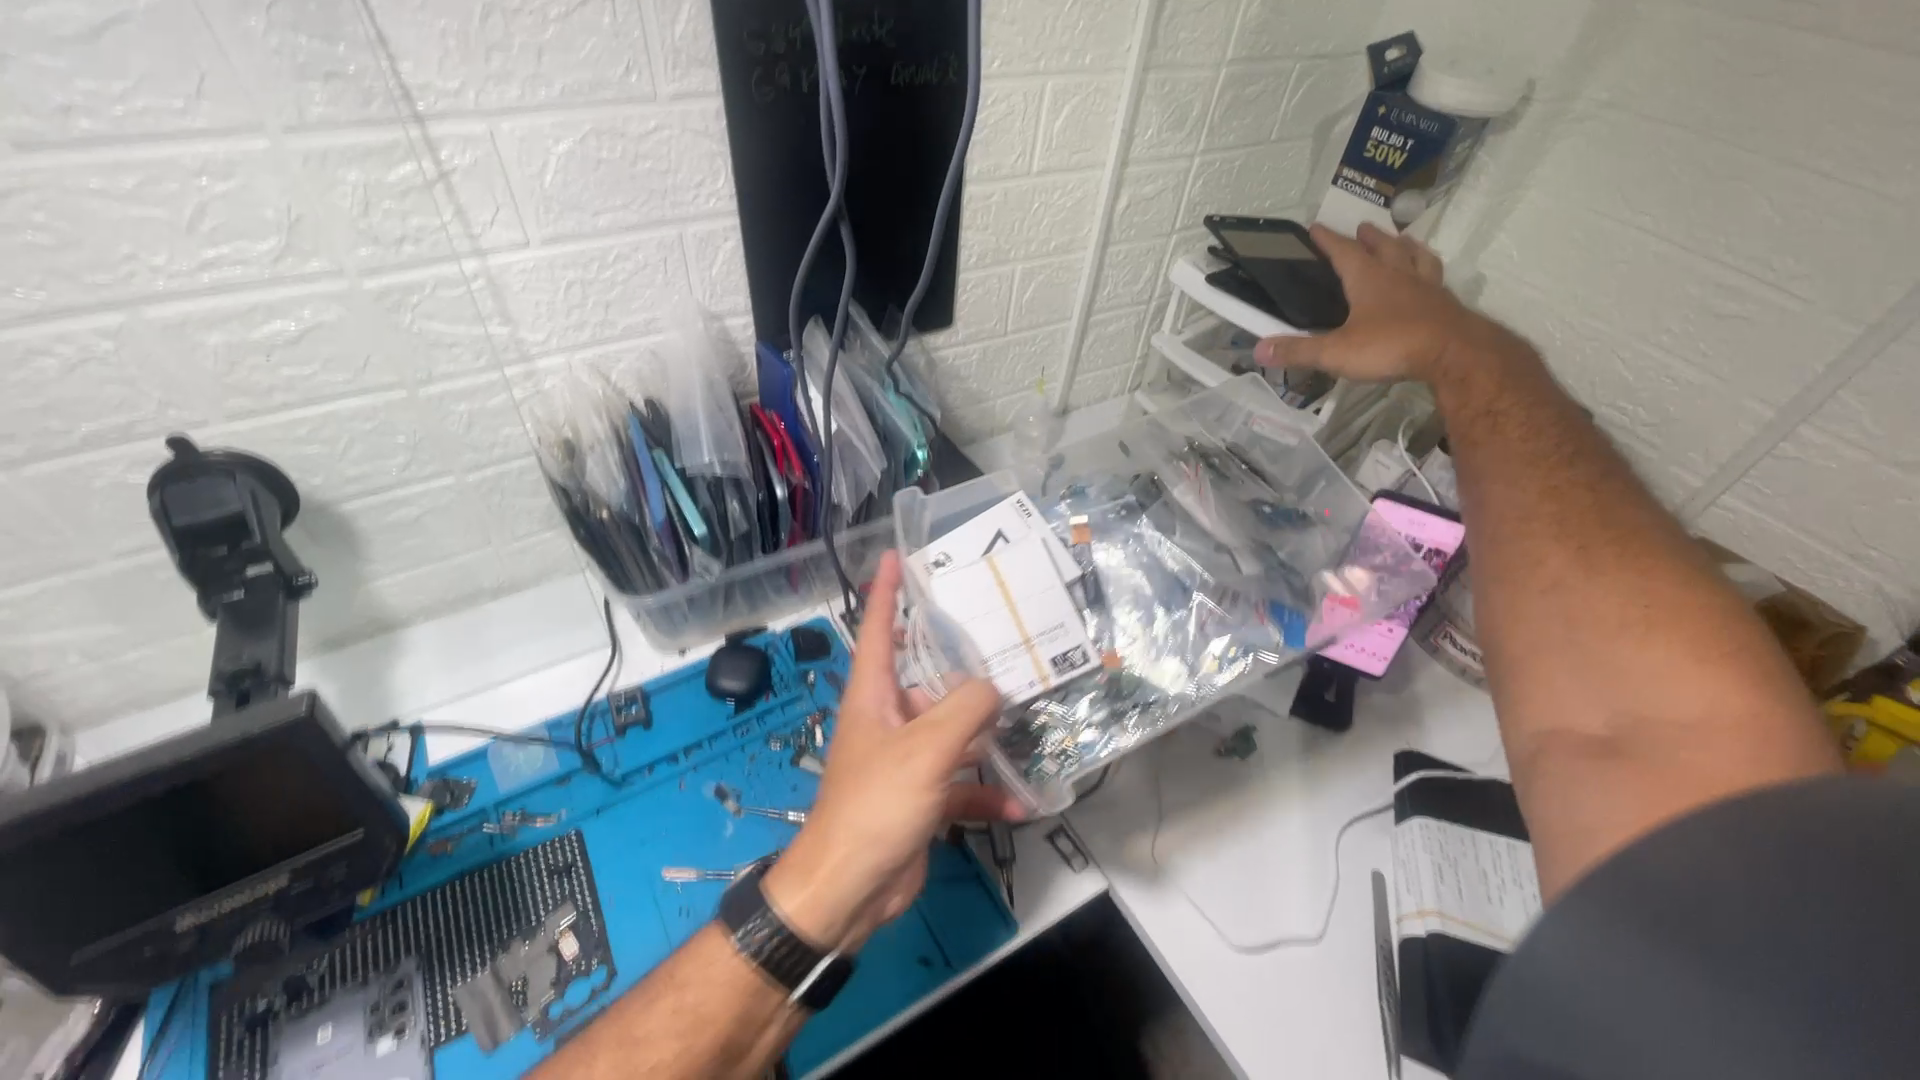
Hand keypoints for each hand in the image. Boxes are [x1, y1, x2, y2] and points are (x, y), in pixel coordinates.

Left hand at [761, 551, 1023, 953]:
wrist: (849, 890)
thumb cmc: (875, 805)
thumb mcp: (925, 749)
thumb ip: (965, 709)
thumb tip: (993, 687)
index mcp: (874, 695)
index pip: (879, 628)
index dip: (886, 590)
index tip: (897, 554)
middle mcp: (889, 719)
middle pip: (929, 678)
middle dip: (964, 665)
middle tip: (1006, 640)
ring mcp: (907, 759)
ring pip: (953, 731)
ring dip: (986, 733)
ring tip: (1030, 717)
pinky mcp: (923, 797)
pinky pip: (962, 783)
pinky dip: (987, 790)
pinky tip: (1021, 800)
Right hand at [1254, 223, 1495, 383]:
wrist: (1454, 354)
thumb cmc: (1391, 346)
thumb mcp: (1336, 352)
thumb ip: (1298, 350)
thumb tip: (1258, 349)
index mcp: (1368, 279)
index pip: (1344, 252)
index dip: (1328, 240)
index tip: (1316, 227)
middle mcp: (1398, 275)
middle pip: (1384, 247)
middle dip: (1371, 237)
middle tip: (1364, 228)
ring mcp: (1427, 288)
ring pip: (1416, 257)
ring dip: (1406, 247)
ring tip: (1403, 242)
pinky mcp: (1446, 305)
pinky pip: (1436, 279)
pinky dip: (1429, 272)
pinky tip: (1431, 280)